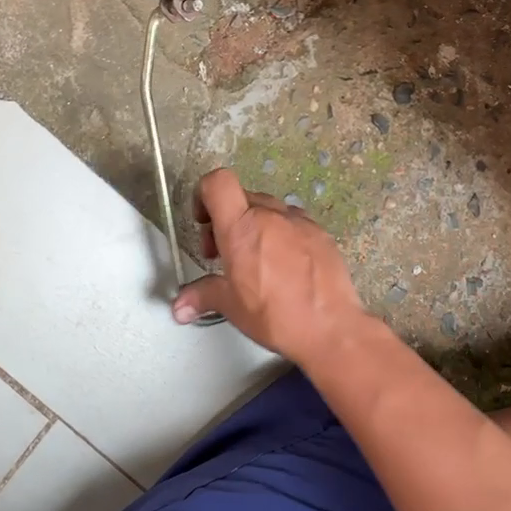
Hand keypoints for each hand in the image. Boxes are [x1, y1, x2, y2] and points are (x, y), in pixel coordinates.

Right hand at [171, 168, 370, 363]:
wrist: (331, 327)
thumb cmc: (275, 315)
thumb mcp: (231, 306)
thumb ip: (202, 296)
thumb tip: (180, 306)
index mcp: (241, 227)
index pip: (217, 182)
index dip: (205, 194)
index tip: (205, 222)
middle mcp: (269, 215)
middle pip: (241, 197)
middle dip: (228, 220)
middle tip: (226, 253)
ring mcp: (298, 220)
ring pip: (268, 208)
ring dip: (255, 225)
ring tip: (257, 260)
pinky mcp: (319, 232)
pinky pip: (292, 221)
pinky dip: (282, 234)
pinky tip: (285, 265)